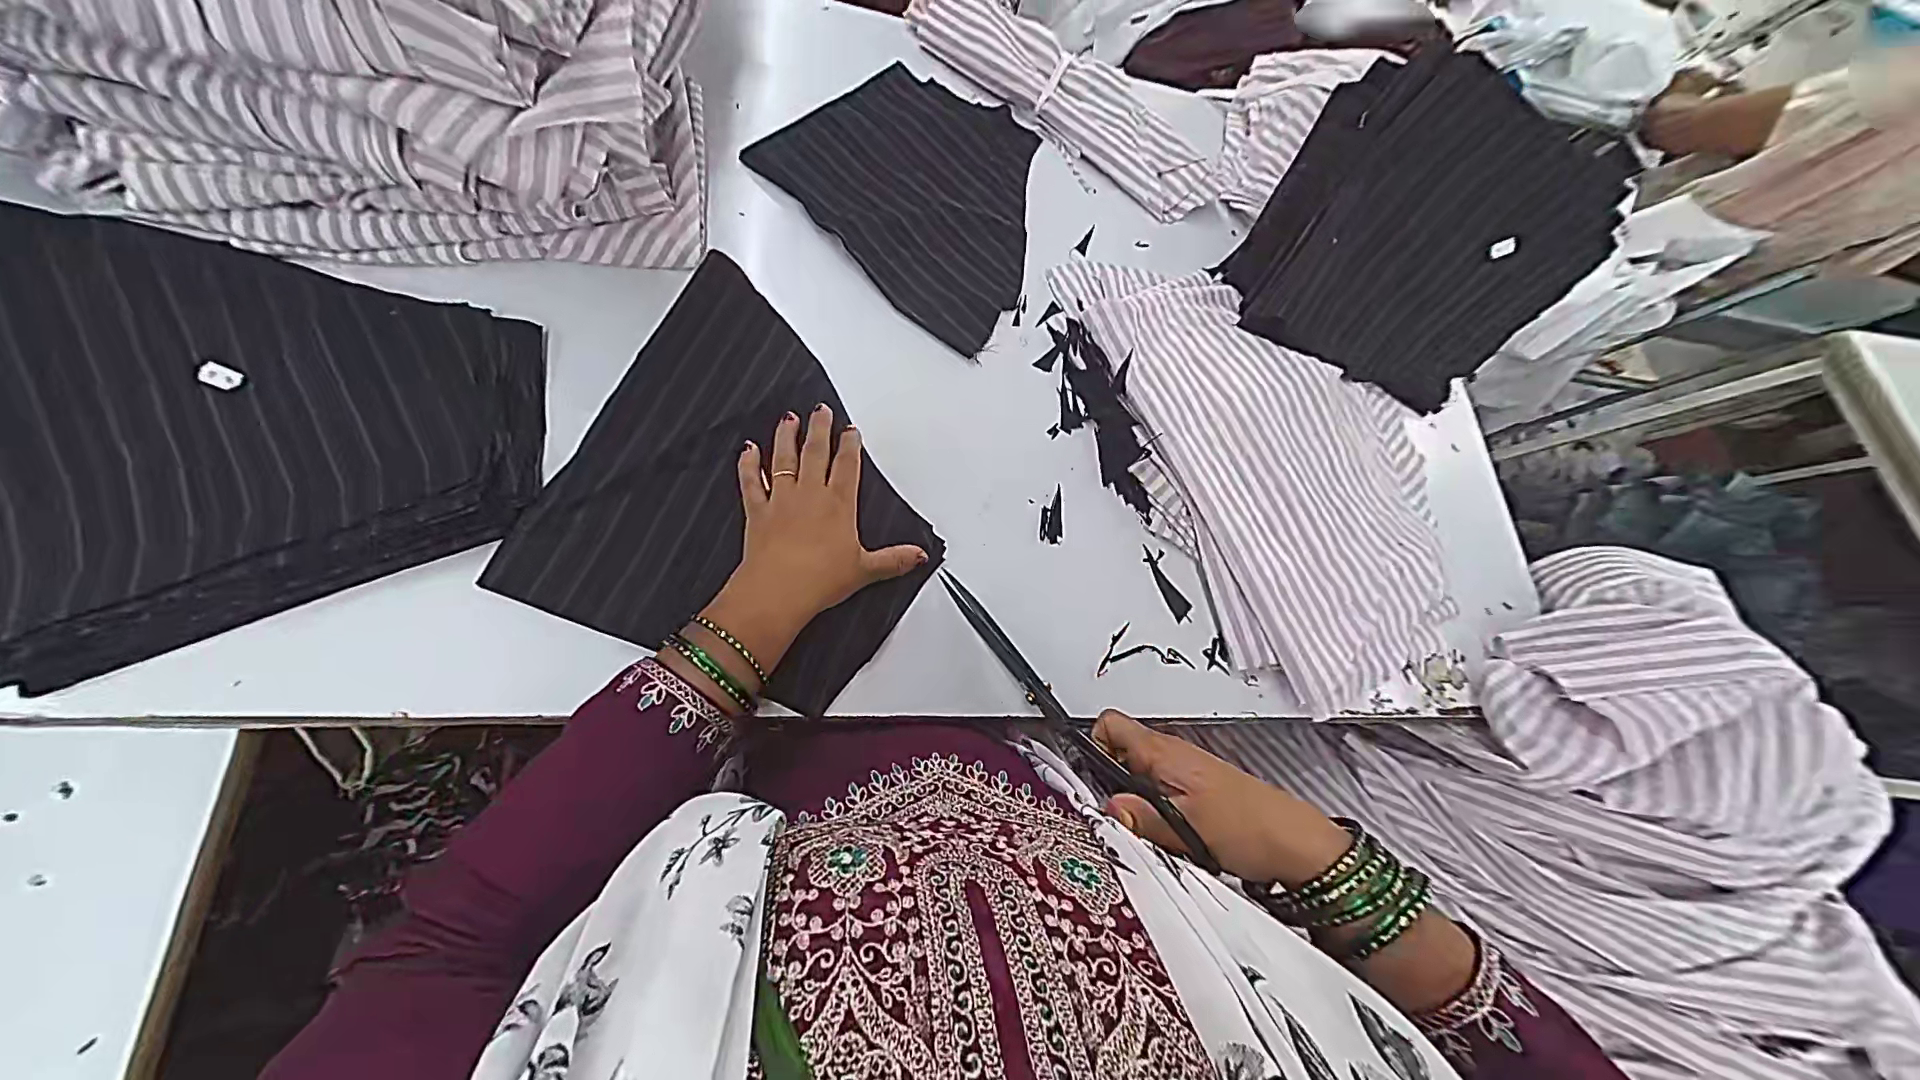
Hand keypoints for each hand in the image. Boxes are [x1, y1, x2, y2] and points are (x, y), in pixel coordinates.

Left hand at [729, 404, 927, 625]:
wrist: (778, 590)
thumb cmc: (818, 579)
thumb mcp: (865, 570)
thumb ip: (893, 560)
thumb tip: (917, 556)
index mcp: (838, 504)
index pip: (846, 465)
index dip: (850, 444)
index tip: (851, 430)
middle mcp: (809, 495)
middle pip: (816, 452)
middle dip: (820, 428)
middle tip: (821, 410)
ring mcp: (781, 500)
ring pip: (784, 458)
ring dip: (786, 436)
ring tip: (789, 418)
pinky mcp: (757, 511)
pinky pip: (751, 481)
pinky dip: (748, 464)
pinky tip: (748, 449)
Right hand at [1093, 710, 1354, 884]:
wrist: (1298, 844)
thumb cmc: (1252, 827)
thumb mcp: (1187, 829)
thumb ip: (1140, 818)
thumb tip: (1107, 808)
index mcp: (1162, 752)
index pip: (1108, 725)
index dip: (1091, 748)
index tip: (1090, 781)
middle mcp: (1170, 754)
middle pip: (1118, 754)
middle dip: (1114, 787)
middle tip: (1125, 816)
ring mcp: (1182, 771)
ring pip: (1137, 777)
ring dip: (1137, 804)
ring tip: (1155, 831)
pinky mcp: (1194, 790)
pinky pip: (1159, 792)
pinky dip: (1157, 813)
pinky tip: (1173, 837)